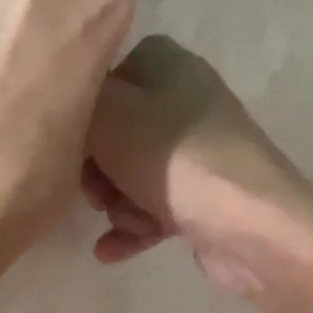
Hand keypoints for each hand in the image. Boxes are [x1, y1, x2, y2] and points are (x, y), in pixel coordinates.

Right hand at [82, 35, 312, 292]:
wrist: (250, 224)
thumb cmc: (170, 156)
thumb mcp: (104, 113)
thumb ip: (73, 99)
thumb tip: (63, 100)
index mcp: (164, 63)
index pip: (103, 78)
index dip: (80, 113)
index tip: (69, 143)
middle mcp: (183, 98)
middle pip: (113, 132)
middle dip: (96, 169)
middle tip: (95, 190)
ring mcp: (197, 149)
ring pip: (130, 173)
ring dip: (116, 202)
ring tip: (123, 218)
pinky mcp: (205, 194)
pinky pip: (152, 206)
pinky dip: (132, 227)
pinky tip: (110, 250)